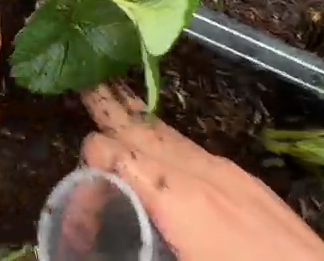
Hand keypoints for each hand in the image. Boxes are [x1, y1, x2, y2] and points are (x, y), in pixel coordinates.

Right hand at [82, 82, 323, 260]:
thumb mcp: (176, 257)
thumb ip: (137, 244)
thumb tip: (98, 237)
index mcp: (179, 199)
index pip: (110, 152)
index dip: (83, 168)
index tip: (72, 204)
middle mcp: (201, 173)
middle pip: (139, 128)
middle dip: (106, 107)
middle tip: (79, 80)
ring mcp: (230, 176)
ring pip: (167, 135)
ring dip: (134, 122)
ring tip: (107, 99)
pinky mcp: (250, 187)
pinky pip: (192, 151)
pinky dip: (163, 142)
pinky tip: (159, 152)